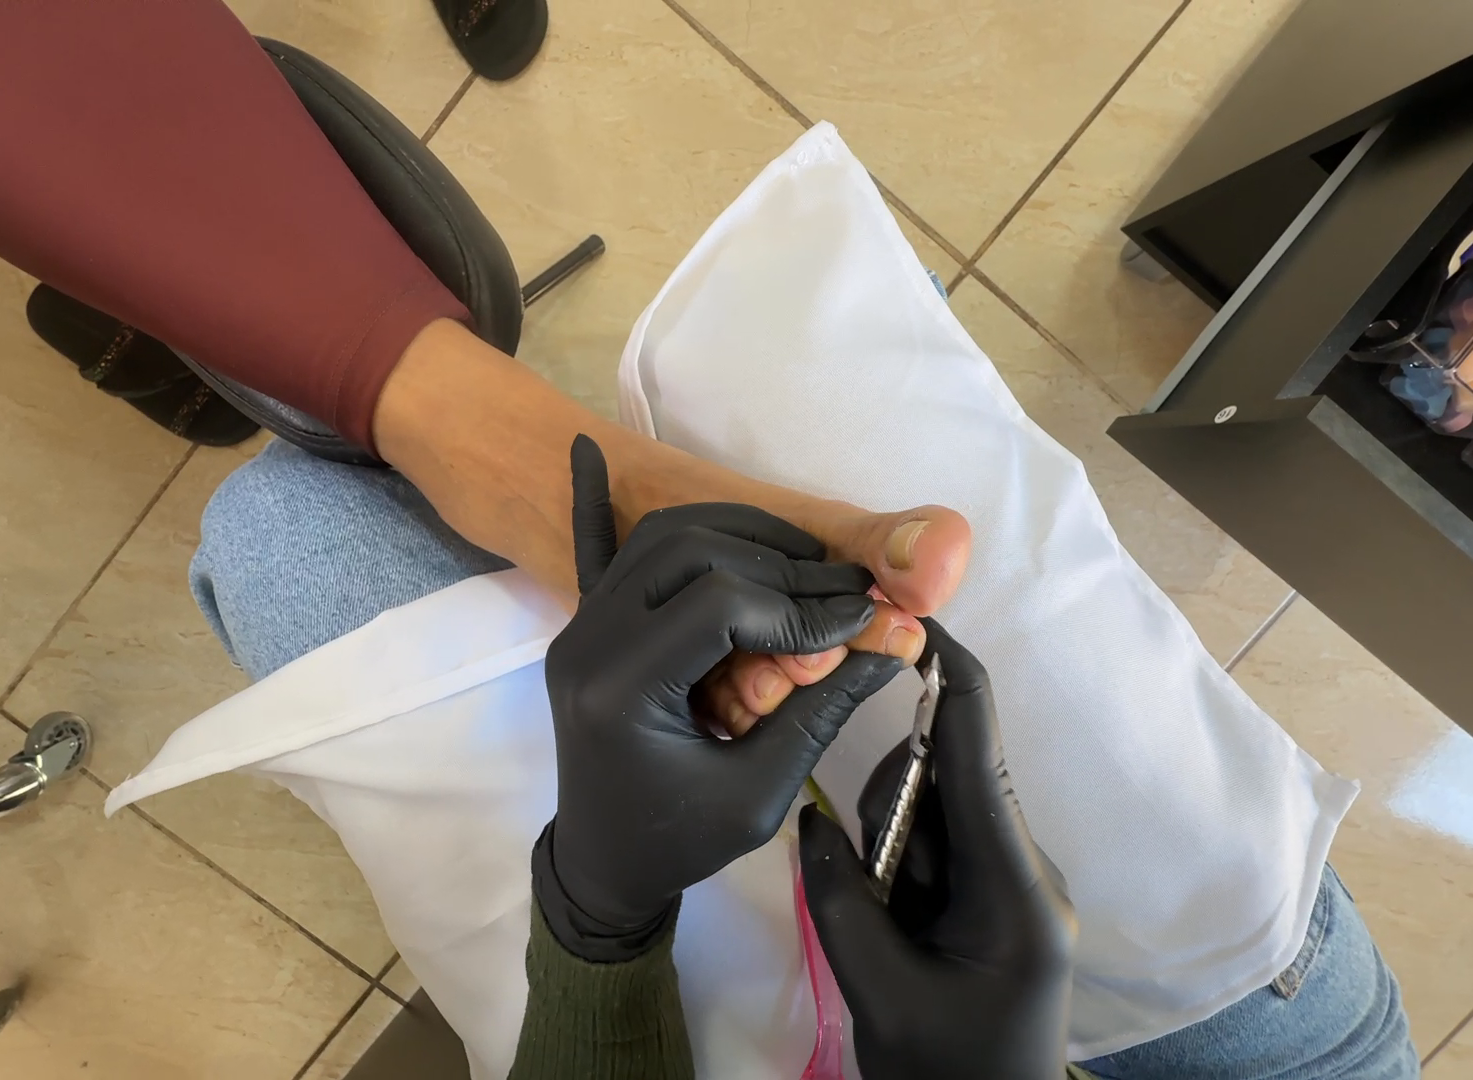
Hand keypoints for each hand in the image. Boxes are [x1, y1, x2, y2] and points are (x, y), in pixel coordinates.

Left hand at [537, 436, 903, 958]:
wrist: (603, 860)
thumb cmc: (678, 841)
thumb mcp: (761, 794)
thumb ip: (824, 707)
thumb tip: (893, 637)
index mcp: (621, 691)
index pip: (718, 602)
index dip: (798, 604)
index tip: (856, 624)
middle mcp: (587, 640)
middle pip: (689, 550)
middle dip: (778, 563)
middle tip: (839, 590)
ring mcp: (579, 624)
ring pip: (661, 537)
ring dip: (736, 535)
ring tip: (798, 560)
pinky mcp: (586, 621)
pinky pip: (591, 546)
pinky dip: (596, 496)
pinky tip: (589, 447)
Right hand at [798, 619, 1075, 1079]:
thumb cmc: (943, 1071)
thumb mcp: (876, 987)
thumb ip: (835, 889)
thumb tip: (809, 816)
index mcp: (1012, 890)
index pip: (980, 758)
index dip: (954, 681)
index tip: (921, 621)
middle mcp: (1019, 865)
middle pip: (945, 778)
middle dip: (892, 802)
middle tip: (872, 881)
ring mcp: (1003, 873)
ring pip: (929, 805)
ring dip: (889, 838)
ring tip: (885, 918)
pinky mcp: (983, 883)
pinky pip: (928, 833)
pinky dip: (894, 852)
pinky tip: (892, 910)